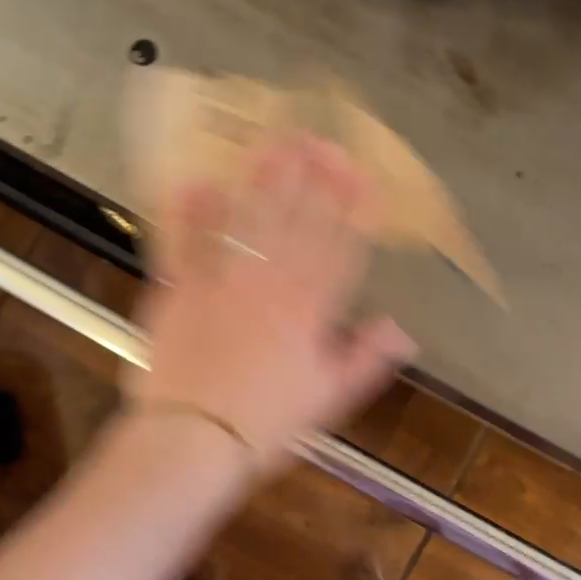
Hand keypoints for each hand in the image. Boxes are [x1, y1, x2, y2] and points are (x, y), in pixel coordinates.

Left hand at [127, 133, 417, 470]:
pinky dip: (190, 212)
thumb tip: (402, 330)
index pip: (340, 248)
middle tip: (318, 139)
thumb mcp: (327, 400)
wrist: (194, 440)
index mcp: (310, 312)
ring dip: (263, 179)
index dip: (354, 207)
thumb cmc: (265, 426)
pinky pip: (184, 242)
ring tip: (273, 143)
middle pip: (297, 221)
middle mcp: (270, 286)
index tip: (362, 175)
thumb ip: (365, 360)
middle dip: (312, 177)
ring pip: (249, 220)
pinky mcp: (178, 290)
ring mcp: (222, 283)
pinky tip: (197, 182)